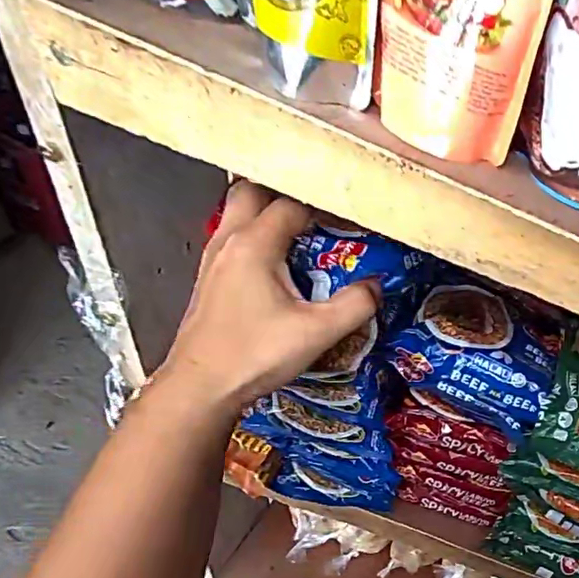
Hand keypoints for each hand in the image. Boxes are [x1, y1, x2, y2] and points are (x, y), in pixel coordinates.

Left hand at [154, 182, 378, 410]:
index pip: (292, 203)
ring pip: (238, 214)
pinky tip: (277, 267)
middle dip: (287, 193)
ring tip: (302, 235)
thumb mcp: (317, 332)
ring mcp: (213, 259)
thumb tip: (375, 287)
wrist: (202, 386)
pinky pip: (233, 240)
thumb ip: (354, 305)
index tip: (348, 219)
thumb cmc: (256, 356)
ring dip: (268, 215)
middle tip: (317, 213)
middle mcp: (228, 241)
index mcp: (254, 244)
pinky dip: (256, 238)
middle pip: (254, 191)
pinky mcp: (210, 280)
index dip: (324, 206)